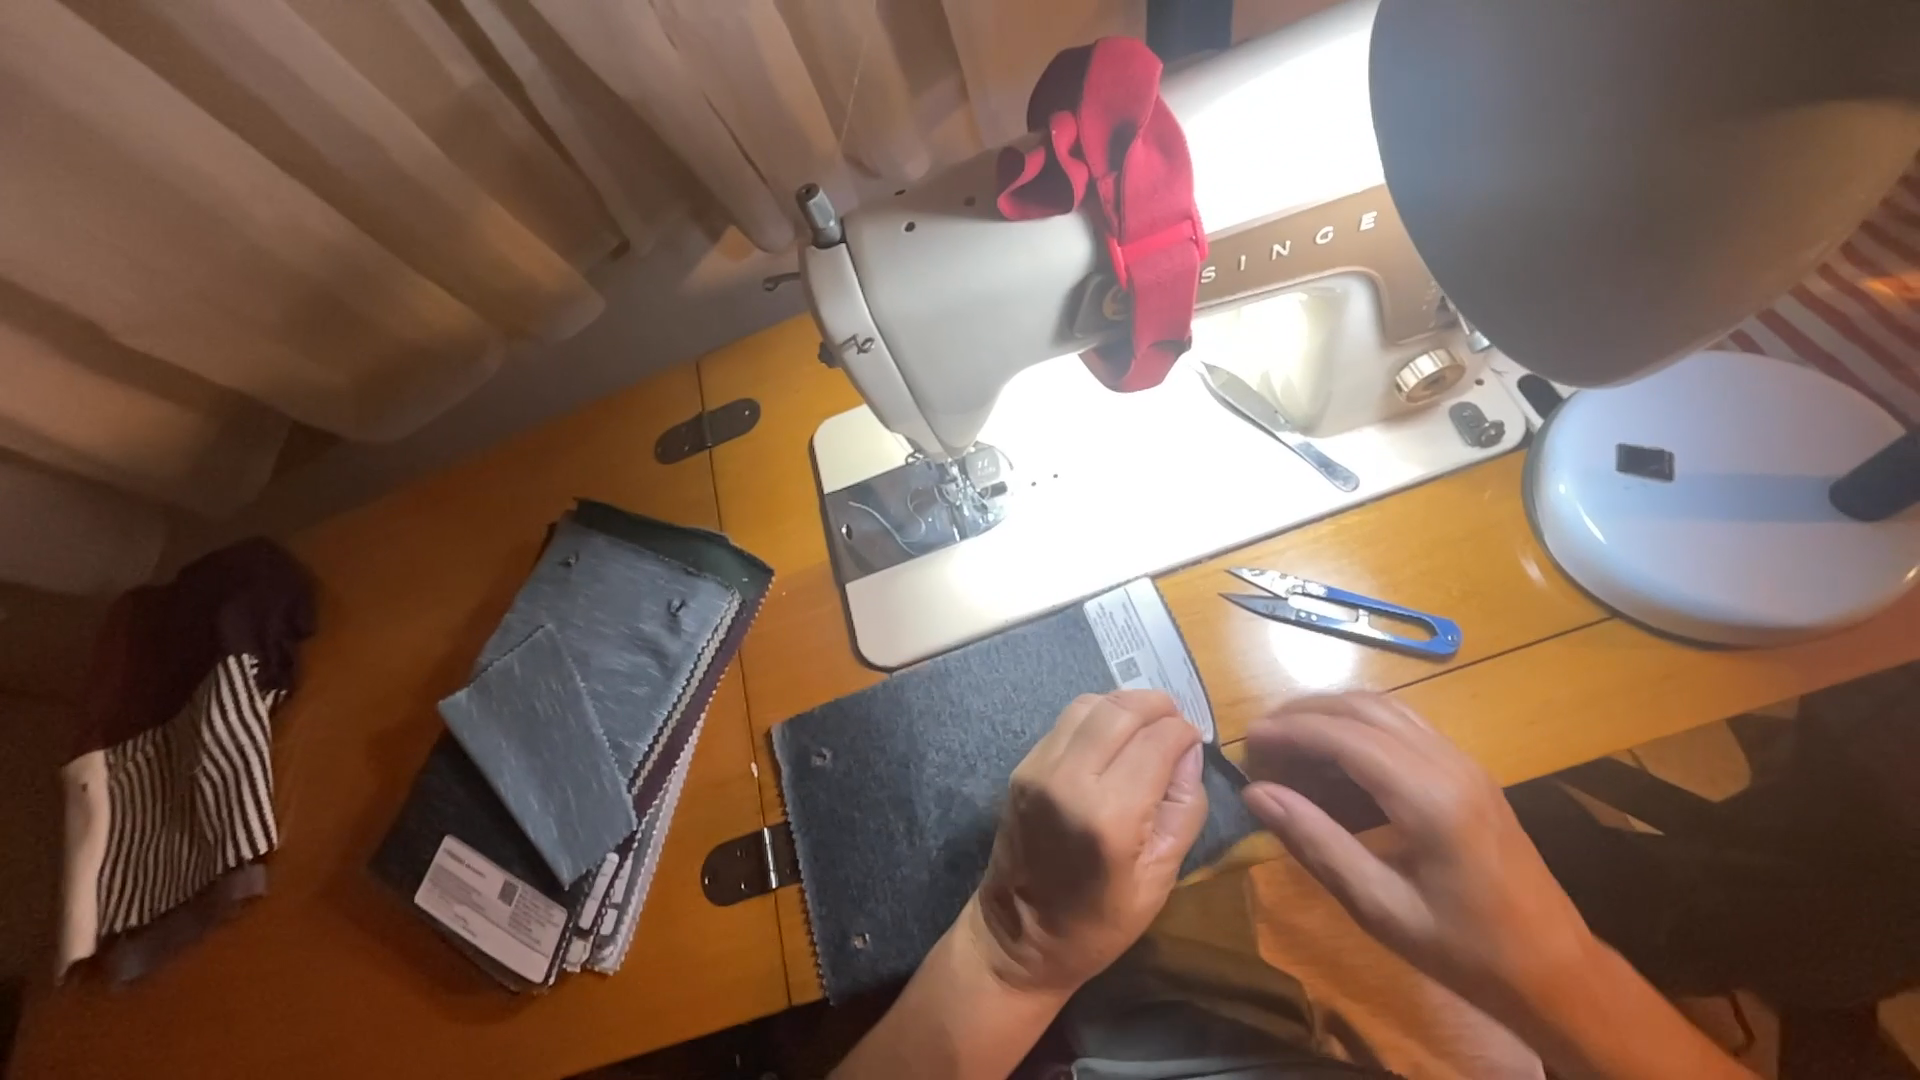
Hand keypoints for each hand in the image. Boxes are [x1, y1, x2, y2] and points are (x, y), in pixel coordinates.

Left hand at [967, 690, 1208, 995]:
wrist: (1018, 935)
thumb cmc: (1100, 921)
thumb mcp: (1161, 876)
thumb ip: (1183, 806)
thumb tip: (1190, 751)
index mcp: (1109, 814)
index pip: (1157, 740)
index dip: (1184, 732)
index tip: (1196, 739)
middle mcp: (1069, 779)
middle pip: (1120, 709)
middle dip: (1157, 705)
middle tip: (1176, 722)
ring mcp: (1038, 768)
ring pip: (1089, 704)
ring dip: (1124, 706)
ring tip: (1146, 726)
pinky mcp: (1022, 766)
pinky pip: (1065, 722)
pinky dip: (1095, 718)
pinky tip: (1112, 739)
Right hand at [1240, 693, 1597, 1010]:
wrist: (1558, 972)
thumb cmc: (1466, 950)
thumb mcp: (1381, 907)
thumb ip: (1316, 842)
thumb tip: (1256, 794)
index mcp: (1429, 798)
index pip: (1344, 736)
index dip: (1290, 731)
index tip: (1247, 740)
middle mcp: (1449, 764)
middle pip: (1364, 708)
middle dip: (1305, 713)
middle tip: (1262, 738)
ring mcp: (1465, 763)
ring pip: (1386, 707)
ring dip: (1332, 712)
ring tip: (1289, 739)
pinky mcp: (1469, 772)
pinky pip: (1405, 725)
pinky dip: (1359, 724)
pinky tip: (1336, 755)